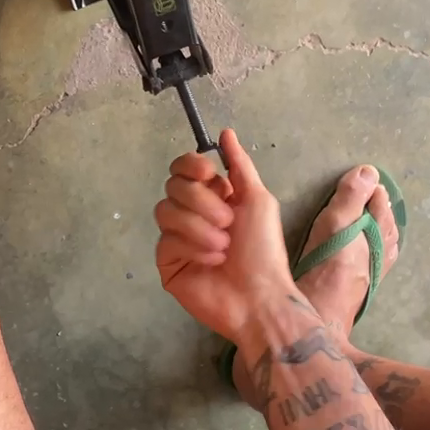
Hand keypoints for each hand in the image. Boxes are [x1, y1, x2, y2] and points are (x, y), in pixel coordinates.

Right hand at [154, 130, 304, 345]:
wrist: (260, 297)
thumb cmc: (264, 250)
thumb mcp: (258, 200)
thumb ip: (239, 165)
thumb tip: (226, 133)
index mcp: (213, 196)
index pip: (183, 167)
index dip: (191, 164)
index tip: (208, 172)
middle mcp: (191, 213)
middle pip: (173, 185)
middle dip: (202, 201)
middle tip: (227, 222)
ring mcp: (176, 237)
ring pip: (165, 211)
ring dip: (199, 227)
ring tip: (223, 247)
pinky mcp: (167, 262)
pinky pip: (167, 241)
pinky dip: (194, 248)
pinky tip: (213, 261)